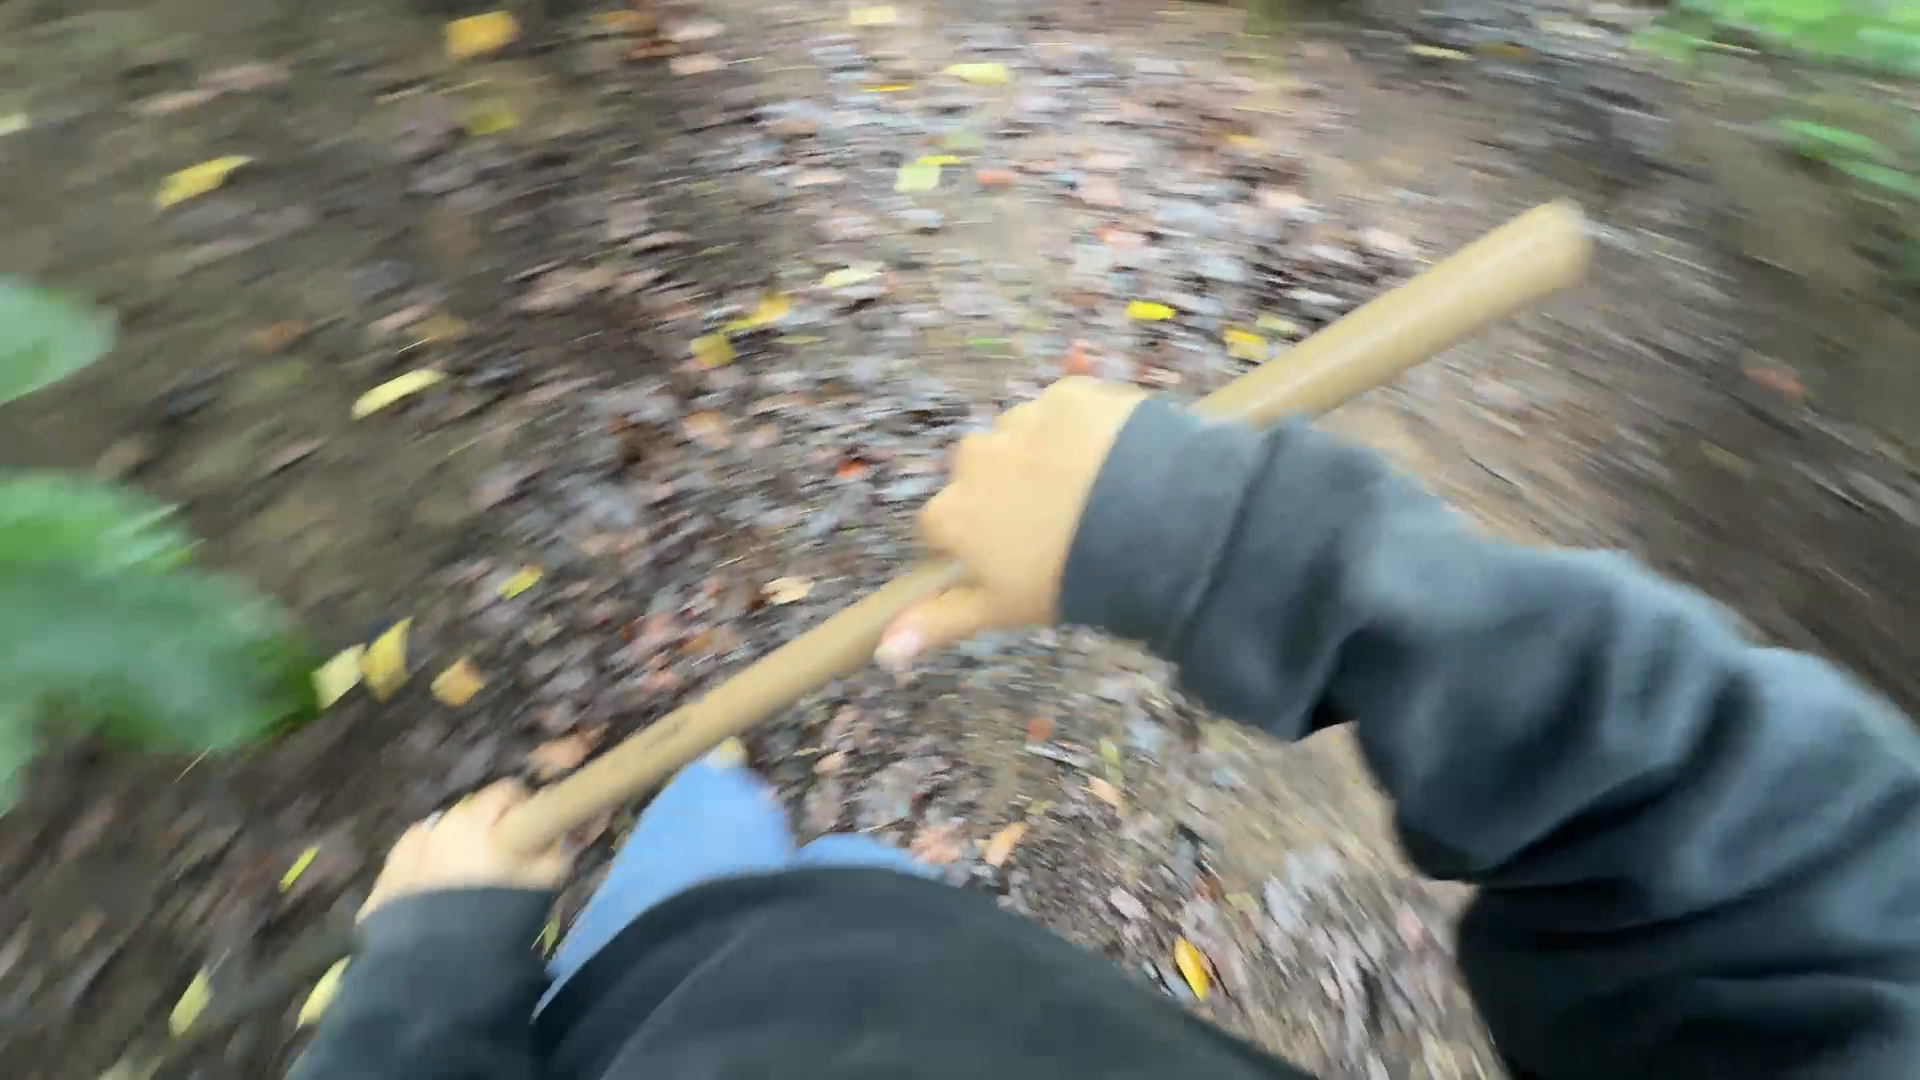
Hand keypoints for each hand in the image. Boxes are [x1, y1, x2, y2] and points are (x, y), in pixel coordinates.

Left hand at [360, 779, 570, 919]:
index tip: (533, 832)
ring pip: (439, 835)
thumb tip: (559, 834)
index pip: (508, 790)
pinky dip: (424, 871)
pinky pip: (409, 864)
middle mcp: (439, 825)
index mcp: (479, 818)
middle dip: (488, 827)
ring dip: (455, 847)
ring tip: (465, 881)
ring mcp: (404, 853)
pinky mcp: (382, 882)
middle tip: (503, 860)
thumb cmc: (499, 917)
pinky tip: (435, 897)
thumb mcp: (545, 880)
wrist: (435, 974)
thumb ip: (555, 847)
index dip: (525, 808)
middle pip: (471, 811)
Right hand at [877, 377, 1147, 668]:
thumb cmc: (1072, 580)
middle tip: (1060, 523)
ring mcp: (1022, 421)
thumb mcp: (1000, 610)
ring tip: (1095, 491)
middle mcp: (975, 458)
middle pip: (982, 474)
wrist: (1161, 530)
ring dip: (1045, 457)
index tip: (1012, 554)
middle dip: (1009, 492)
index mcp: (953, 512)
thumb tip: (882, 653)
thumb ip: (937, 622)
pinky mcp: (1069, 394)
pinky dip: (1082, 430)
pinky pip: (1065, 411)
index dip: (976, 540)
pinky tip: (1114, 458)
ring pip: (1022, 438)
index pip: (943, 523)